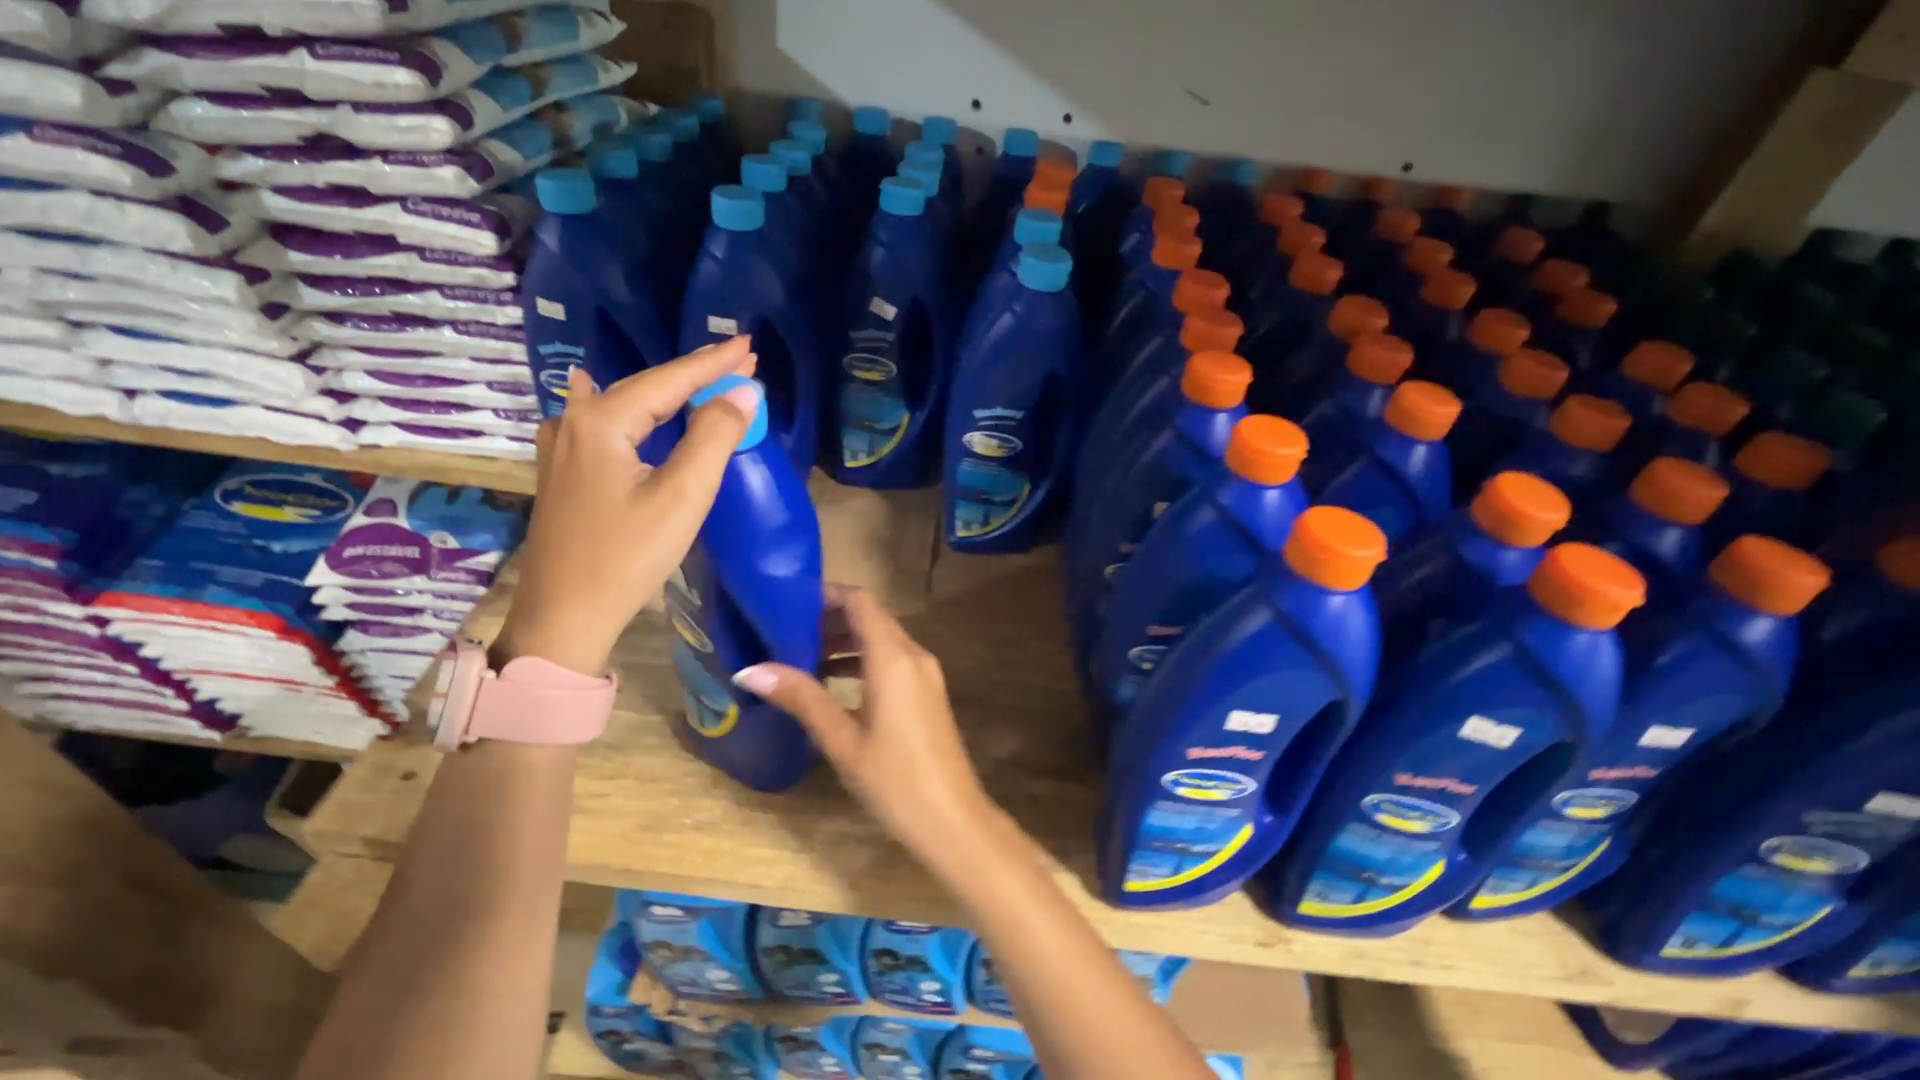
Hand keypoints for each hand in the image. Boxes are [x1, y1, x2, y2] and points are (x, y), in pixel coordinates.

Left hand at [495, 337, 759, 674]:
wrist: (564, 615)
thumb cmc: (627, 557)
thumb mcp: (682, 497)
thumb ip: (714, 437)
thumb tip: (744, 392)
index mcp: (602, 422)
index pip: (670, 380)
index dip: (712, 363)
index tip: (749, 345)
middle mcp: (574, 423)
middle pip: (644, 387)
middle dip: (693, 375)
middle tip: (738, 362)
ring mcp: (561, 448)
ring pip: (621, 404)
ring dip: (664, 392)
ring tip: (699, 379)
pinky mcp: (561, 472)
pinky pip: (601, 423)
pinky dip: (629, 410)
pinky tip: (598, 390)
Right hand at [730, 587, 998, 860]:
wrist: (953, 821)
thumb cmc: (896, 780)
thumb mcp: (842, 740)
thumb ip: (802, 698)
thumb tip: (750, 670)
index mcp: (893, 658)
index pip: (859, 601)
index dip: (825, 594)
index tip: (785, 601)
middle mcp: (914, 656)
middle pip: (870, 617)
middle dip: (829, 618)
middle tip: (783, 630)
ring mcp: (926, 675)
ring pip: (882, 640)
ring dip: (844, 641)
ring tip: (799, 656)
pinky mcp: (928, 695)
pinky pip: (892, 661)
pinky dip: (862, 661)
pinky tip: (832, 682)